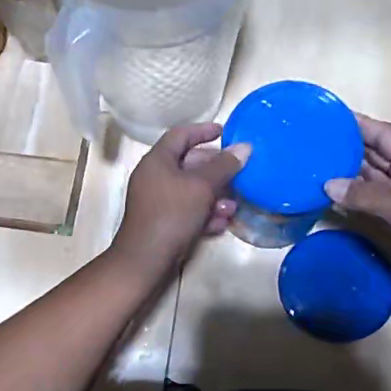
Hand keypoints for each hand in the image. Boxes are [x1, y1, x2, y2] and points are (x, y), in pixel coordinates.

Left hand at [110, 122, 248, 273]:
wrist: (146, 259)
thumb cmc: (172, 214)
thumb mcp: (201, 187)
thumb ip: (224, 166)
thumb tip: (244, 148)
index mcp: (158, 160)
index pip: (181, 135)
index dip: (203, 130)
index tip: (225, 131)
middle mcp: (155, 177)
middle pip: (189, 164)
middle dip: (216, 171)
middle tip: (238, 173)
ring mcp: (158, 201)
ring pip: (191, 190)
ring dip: (214, 196)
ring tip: (232, 206)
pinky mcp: (163, 222)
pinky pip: (187, 210)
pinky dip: (205, 214)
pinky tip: (221, 224)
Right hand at [324, 114, 390, 292]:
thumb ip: (365, 196)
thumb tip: (328, 184)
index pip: (385, 134)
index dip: (359, 124)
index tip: (330, 116)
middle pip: (380, 154)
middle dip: (351, 147)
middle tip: (317, 142)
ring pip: (379, 177)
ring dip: (353, 172)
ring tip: (322, 165)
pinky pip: (381, 198)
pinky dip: (362, 195)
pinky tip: (342, 194)